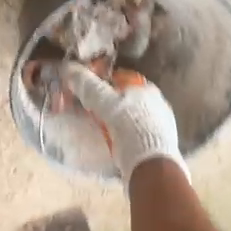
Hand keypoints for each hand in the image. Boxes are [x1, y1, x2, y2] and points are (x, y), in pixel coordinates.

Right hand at [62, 63, 187, 183]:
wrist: (150, 163)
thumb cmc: (129, 127)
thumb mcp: (105, 103)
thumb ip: (88, 86)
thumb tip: (69, 67)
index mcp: (146, 88)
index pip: (120, 79)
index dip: (102, 84)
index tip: (88, 94)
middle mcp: (157, 102)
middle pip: (126, 98)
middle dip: (109, 103)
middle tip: (93, 113)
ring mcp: (161, 123)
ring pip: (132, 116)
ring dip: (117, 120)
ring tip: (103, 130)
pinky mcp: (160, 142)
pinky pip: (137, 132)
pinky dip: (126, 134)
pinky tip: (117, 143)